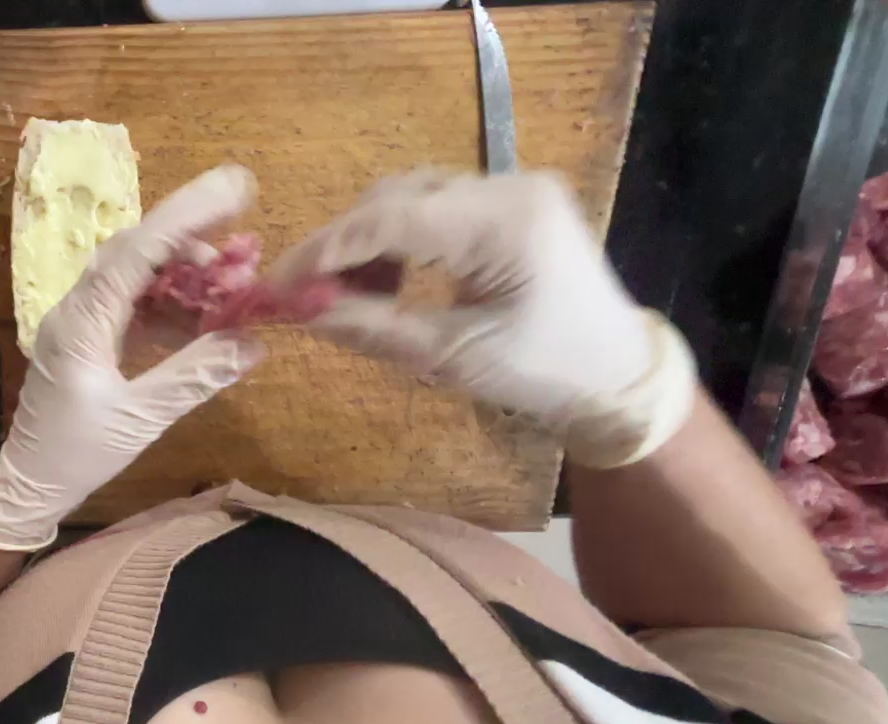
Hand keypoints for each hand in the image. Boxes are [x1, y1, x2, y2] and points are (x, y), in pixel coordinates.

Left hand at [0, 165, 266, 550]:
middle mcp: (75, 311)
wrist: (30, 485)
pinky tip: (201, 315)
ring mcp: (78, 325)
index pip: (136, 251)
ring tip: (231, 283)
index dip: (187, 215)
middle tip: (245, 240)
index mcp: (81, 323)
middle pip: (134, 254)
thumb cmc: (76, 456)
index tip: (237, 190)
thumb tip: (254, 343)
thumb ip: (195, 376)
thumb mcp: (140, 418)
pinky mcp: (86, 342)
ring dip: (182, 275)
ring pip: (134, 278)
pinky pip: (130, 308)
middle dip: (191, 240)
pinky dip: (168, 305)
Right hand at [271, 170, 698, 467]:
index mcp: (505, 223)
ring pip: (405, 198)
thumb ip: (372, 328)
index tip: (275, 286)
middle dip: (338, 246)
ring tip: (344, 297)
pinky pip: (429, 209)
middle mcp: (508, 187)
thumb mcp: (449, 357)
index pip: (391, 218)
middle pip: (393, 197)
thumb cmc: (540, 372)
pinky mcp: (504, 205)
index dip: (324, 250)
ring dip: (362, 244)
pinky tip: (384, 283)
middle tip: (299, 296)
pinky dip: (391, 244)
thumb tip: (300, 311)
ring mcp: (509, 190)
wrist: (613, 372)